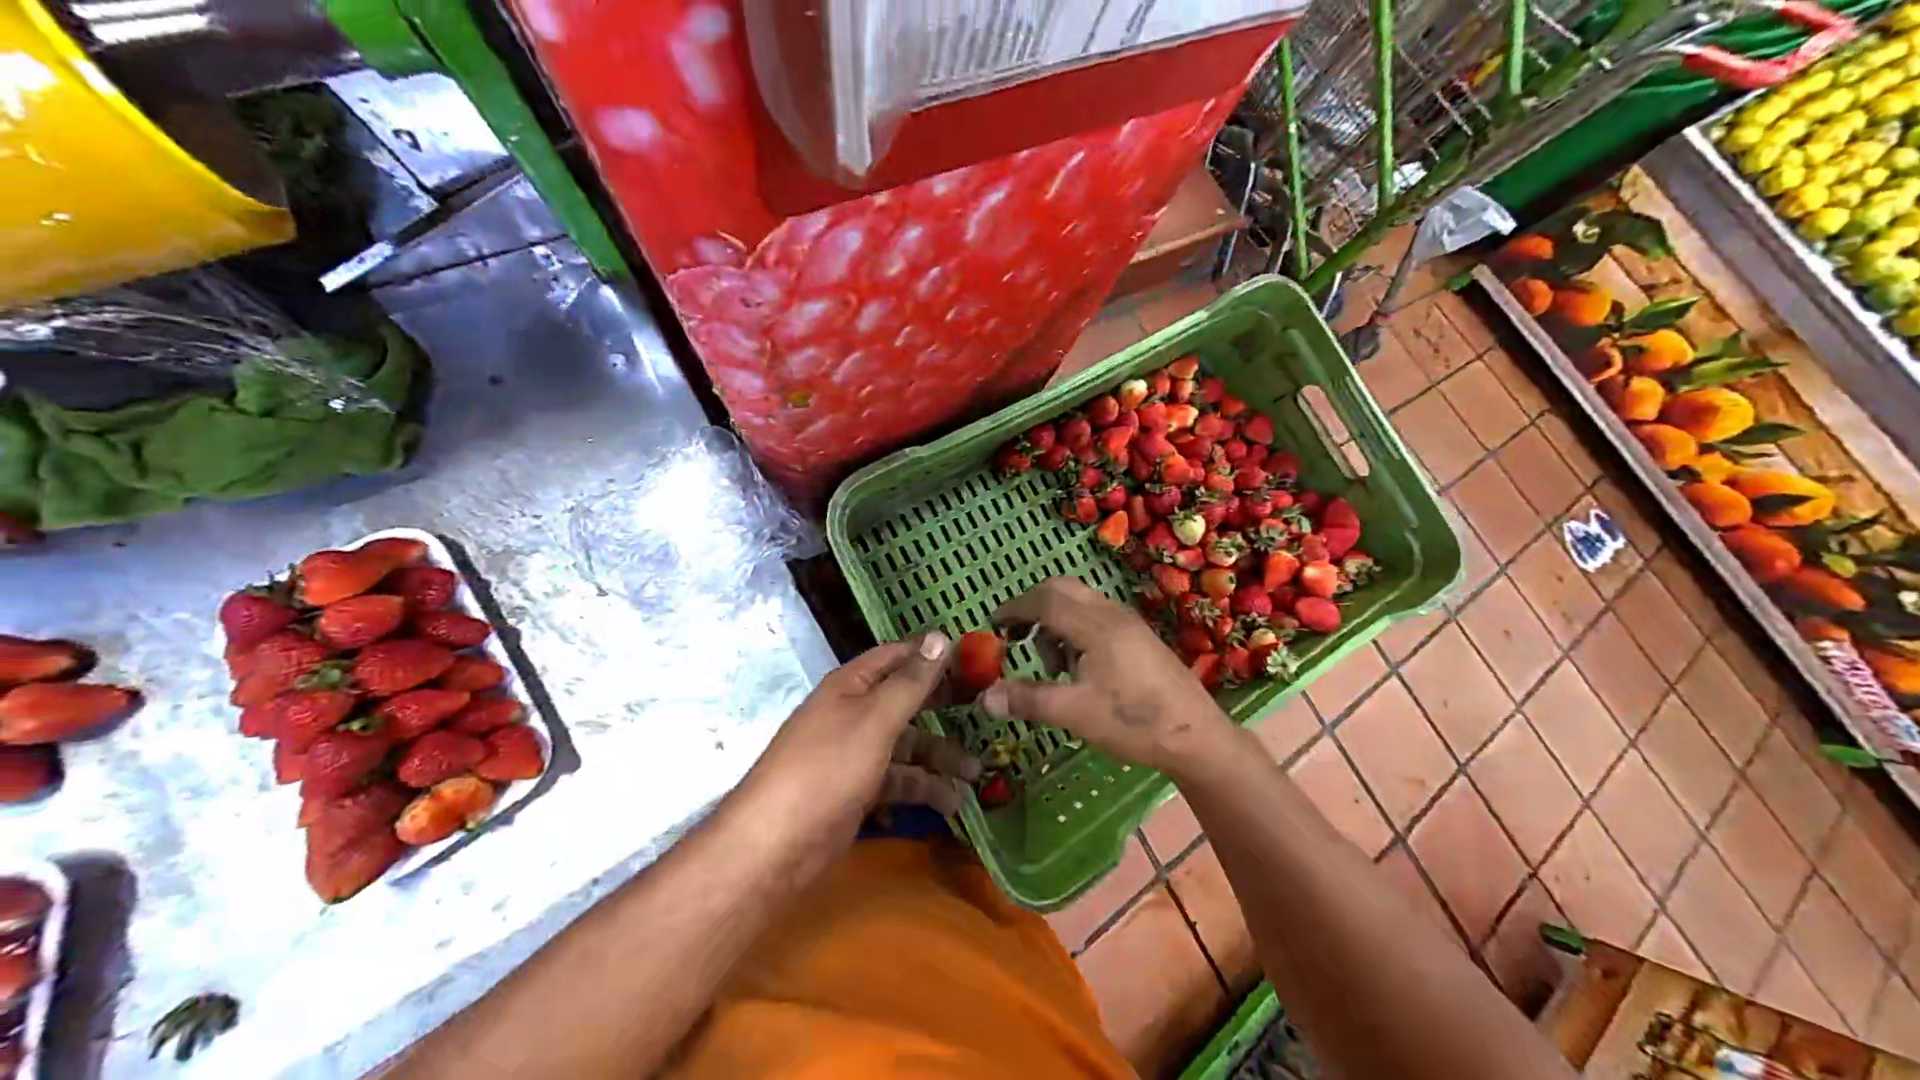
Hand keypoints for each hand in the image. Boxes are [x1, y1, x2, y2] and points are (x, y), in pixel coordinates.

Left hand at [740, 634, 978, 856]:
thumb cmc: (828, 767)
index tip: (977, 660)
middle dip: (944, 707)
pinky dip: (924, 789)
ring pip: (908, 746)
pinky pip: (899, 781)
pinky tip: (951, 803)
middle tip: (986, 711)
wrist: (778, 843)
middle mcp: (854, 713)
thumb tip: (941, 637)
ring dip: (940, 757)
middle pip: (907, 701)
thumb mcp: (875, 718)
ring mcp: (856, 753)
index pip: (898, 656)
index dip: (934, 655)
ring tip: (975, 774)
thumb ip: (911, 681)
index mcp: (852, 685)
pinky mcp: (859, 790)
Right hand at [983, 577, 1237, 776]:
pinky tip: (1078, 668)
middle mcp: (1112, 614)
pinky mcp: (1138, 637)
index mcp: (1095, 625)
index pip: (1045, 600)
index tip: (992, 625)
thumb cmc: (1134, 722)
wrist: (1197, 737)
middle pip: (1062, 589)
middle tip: (1015, 636)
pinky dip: (1074, 629)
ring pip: (1080, 603)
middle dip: (1032, 607)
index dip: (1014, 609)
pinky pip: (1096, 616)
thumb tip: (984, 697)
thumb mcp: (1075, 713)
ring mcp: (1129, 623)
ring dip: (1054, 620)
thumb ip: (1028, 700)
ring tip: (1051, 665)